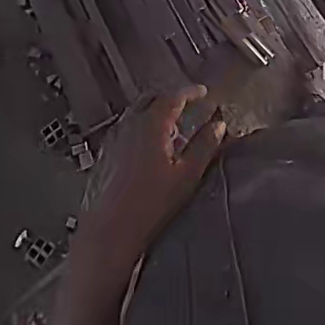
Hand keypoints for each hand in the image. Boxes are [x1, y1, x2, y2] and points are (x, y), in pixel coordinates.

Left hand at [72, 86, 225, 274]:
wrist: (109, 233)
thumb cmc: (151, 204)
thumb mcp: (187, 175)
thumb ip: (204, 146)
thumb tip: (218, 125)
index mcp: (151, 124)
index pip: (173, 96)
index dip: (190, 92)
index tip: (203, 92)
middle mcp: (130, 124)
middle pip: (152, 98)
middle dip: (171, 98)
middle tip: (188, 106)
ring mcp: (114, 138)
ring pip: (137, 113)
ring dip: (156, 113)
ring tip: (172, 129)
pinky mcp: (105, 154)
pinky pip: (127, 128)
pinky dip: (142, 127)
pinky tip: (150, 148)